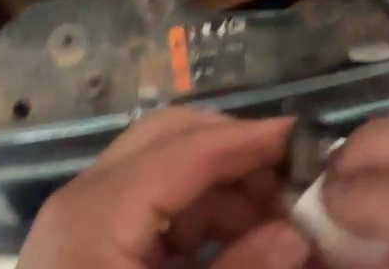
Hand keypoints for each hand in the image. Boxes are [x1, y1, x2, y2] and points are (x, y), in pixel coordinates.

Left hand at [18, 107, 309, 268]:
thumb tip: (294, 234)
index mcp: (97, 212)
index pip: (187, 149)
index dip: (250, 140)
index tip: (305, 138)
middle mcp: (85, 200)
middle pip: (170, 141)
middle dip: (234, 152)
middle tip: (293, 178)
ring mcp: (83, 224)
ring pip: (163, 171)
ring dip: (222, 186)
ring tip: (279, 220)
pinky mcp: (90, 251)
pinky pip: (151, 210)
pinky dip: (199, 217)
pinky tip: (241, 244)